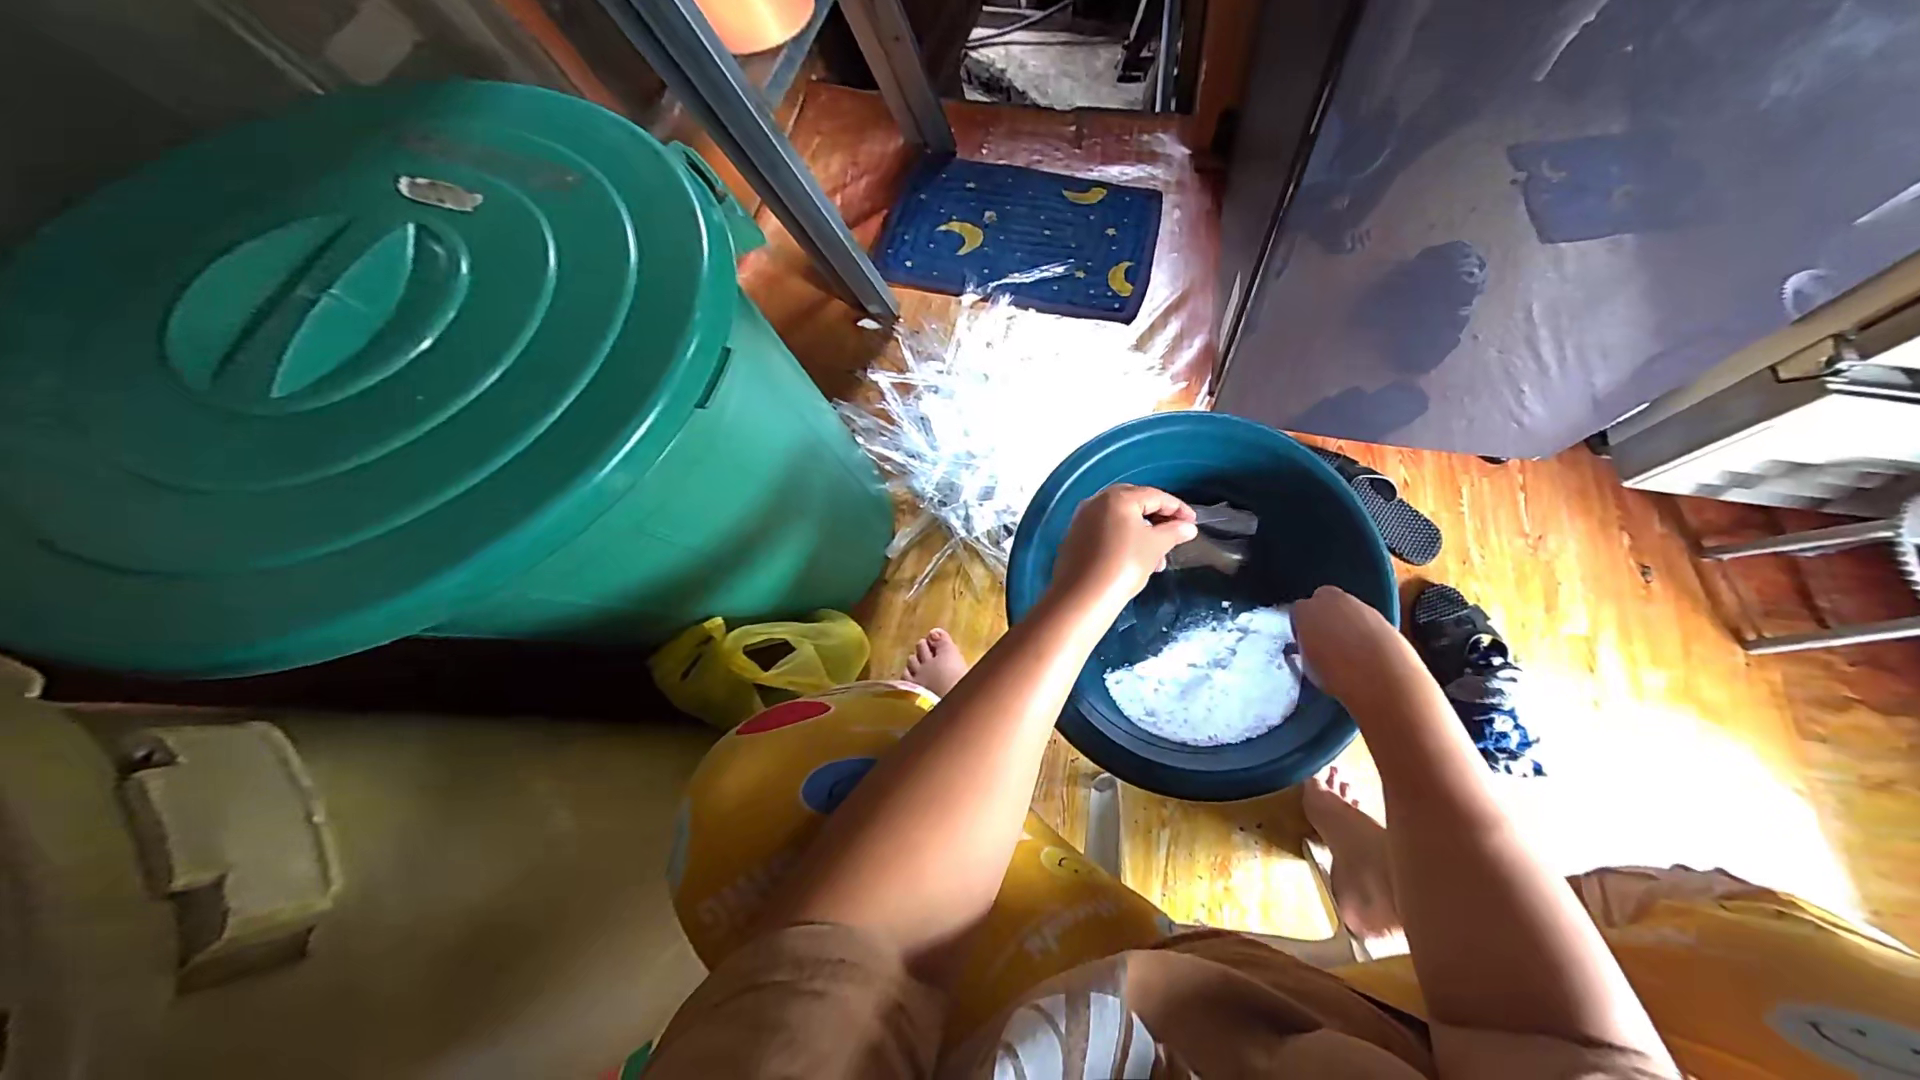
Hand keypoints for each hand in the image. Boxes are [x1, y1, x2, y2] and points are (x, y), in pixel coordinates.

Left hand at [1050, 484, 1196, 609]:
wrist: (1082, 595)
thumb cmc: (1123, 564)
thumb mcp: (1155, 546)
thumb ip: (1173, 532)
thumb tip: (1187, 527)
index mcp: (1116, 497)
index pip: (1154, 495)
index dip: (1177, 508)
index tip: (1193, 522)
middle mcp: (1095, 502)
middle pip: (1135, 504)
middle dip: (1158, 520)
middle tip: (1175, 534)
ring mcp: (1081, 520)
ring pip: (1120, 520)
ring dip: (1143, 534)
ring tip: (1158, 560)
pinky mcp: (1074, 538)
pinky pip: (1106, 532)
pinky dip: (1124, 540)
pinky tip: (1136, 561)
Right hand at [1292, 585, 1423, 704]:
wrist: (1383, 679)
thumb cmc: (1336, 674)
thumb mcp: (1307, 664)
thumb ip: (1305, 648)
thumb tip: (1310, 649)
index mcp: (1305, 611)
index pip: (1298, 611)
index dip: (1302, 626)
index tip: (1306, 641)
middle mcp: (1331, 601)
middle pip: (1323, 598)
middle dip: (1324, 613)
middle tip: (1326, 638)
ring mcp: (1360, 606)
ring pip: (1348, 607)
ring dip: (1347, 620)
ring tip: (1350, 648)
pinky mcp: (1383, 616)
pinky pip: (1368, 619)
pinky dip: (1367, 629)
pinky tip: (1369, 651)